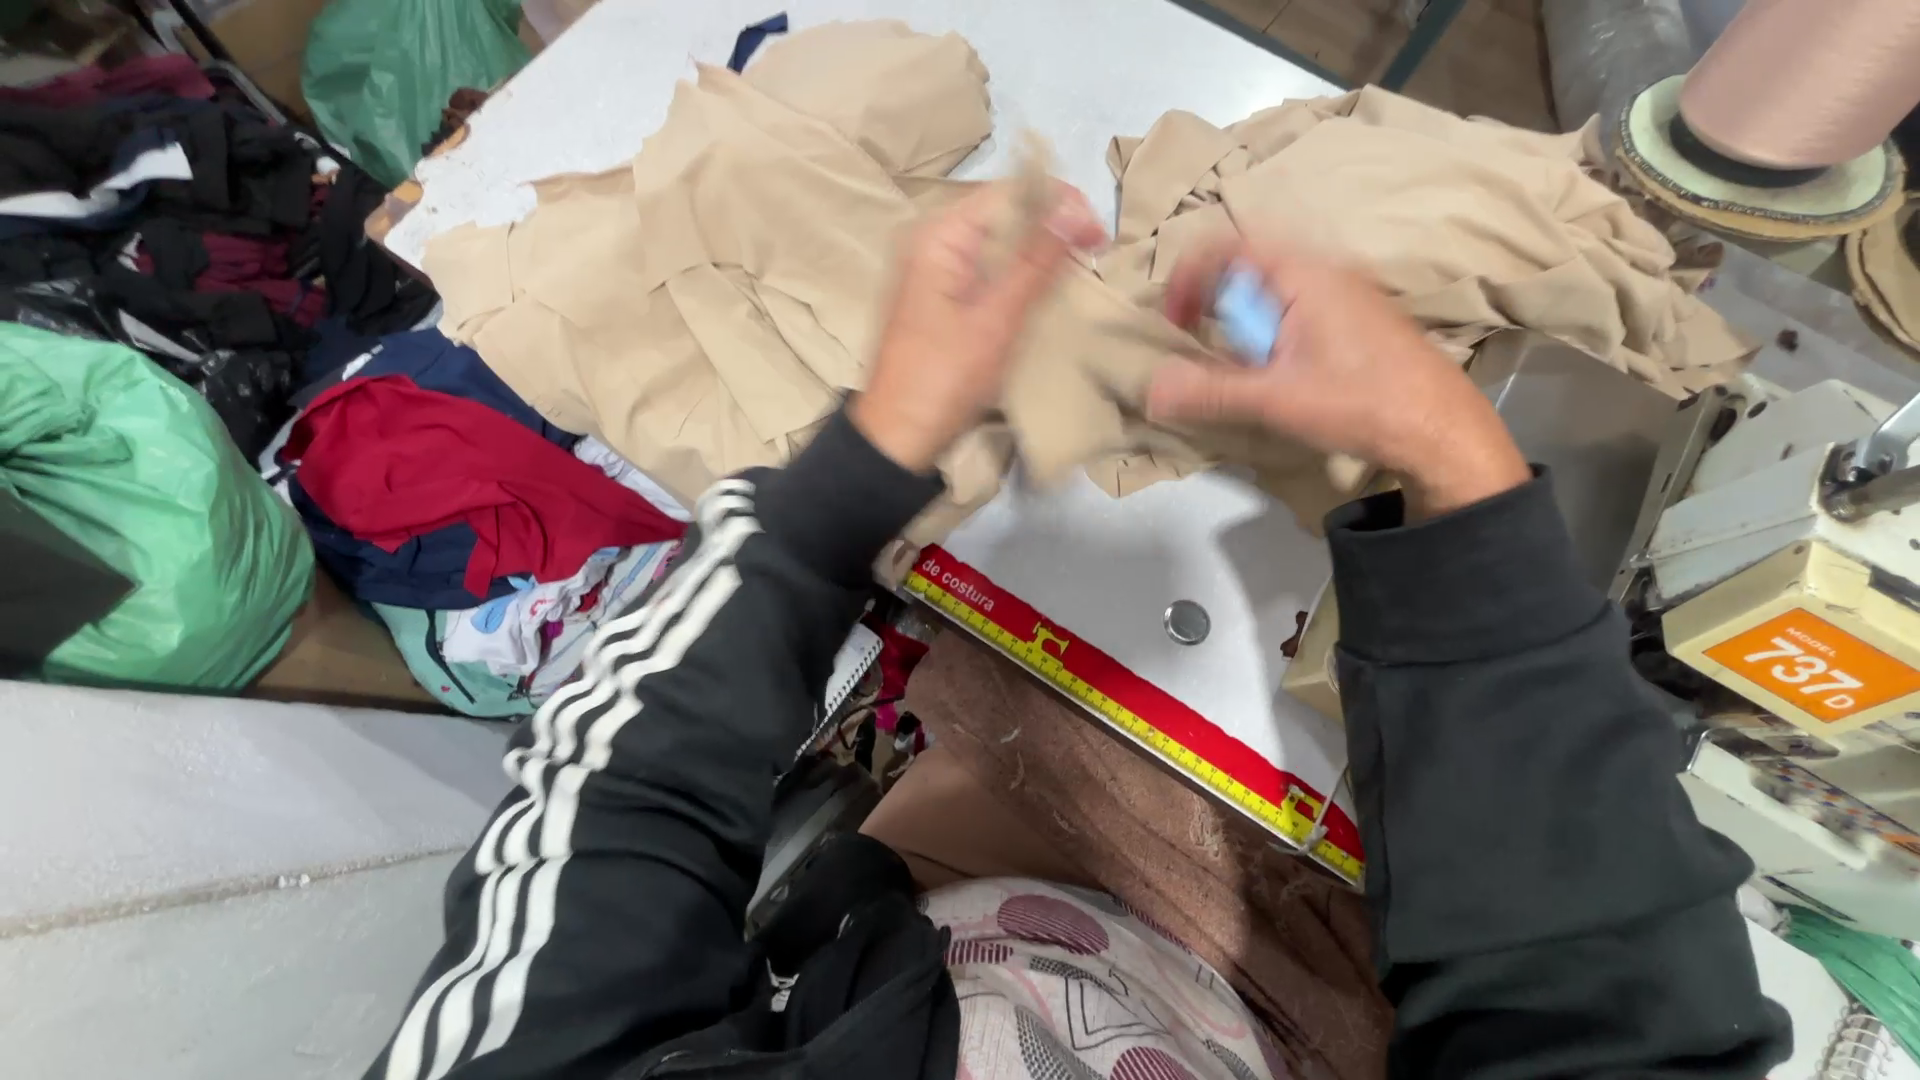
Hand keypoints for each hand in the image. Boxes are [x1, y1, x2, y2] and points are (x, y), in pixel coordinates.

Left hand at [851, 180, 1106, 472]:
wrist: (899, 437)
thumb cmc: (945, 379)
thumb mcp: (996, 319)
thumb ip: (1036, 260)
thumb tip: (1075, 207)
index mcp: (938, 235)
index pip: (1010, 193)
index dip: (1060, 205)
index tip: (1100, 237)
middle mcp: (931, 241)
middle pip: (1003, 214)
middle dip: (1051, 228)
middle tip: (1095, 255)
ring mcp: (933, 270)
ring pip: (998, 244)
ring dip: (1038, 254)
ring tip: (1077, 272)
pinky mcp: (939, 298)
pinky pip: (986, 270)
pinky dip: (1017, 277)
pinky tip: (1042, 293)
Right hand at [1148, 238, 1528, 517]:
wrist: (1439, 426)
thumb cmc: (1360, 403)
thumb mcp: (1275, 399)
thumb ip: (1209, 391)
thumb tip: (1152, 388)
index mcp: (1303, 274)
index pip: (1228, 243)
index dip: (1189, 274)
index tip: (1177, 320)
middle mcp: (1324, 270)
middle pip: (1246, 265)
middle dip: (1213, 302)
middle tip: (1201, 344)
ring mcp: (1343, 292)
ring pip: (1270, 288)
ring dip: (1240, 321)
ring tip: (1237, 364)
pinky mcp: (1352, 317)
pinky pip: (1293, 305)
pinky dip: (1266, 330)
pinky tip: (1273, 371)